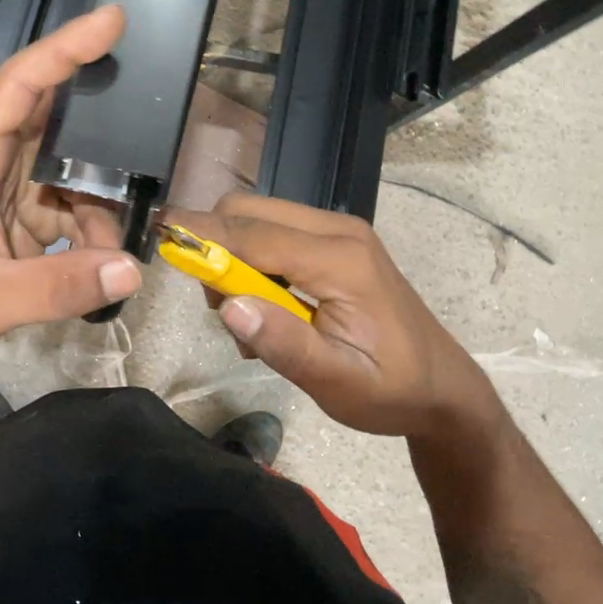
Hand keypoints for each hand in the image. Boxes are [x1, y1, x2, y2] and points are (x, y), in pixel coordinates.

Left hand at [0, 7, 144, 368]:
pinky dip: (92, 234)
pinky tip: (97, 266)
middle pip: (48, 120)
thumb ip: (58, 287)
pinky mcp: (25, 224)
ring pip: (70, 172)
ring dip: (97, 204)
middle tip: (143, 106)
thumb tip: (130, 267)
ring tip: (106, 248)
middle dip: (94, 116)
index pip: (14, 91)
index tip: (109, 23)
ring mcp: (10, 196)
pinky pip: (72, 210)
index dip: (59, 52)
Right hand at [161, 194, 498, 439]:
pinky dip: (251, 259)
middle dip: (214, 247)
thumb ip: (286, 344)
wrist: (446, 390)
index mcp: (340, 259)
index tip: (156, 236)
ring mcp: (336, 231)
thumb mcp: (339, 383)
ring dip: (232, 256)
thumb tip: (228, 307)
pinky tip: (269, 305)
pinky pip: (270, 232)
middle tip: (219, 306)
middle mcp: (336, 230)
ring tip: (251, 314)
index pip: (251, 233)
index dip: (200, 235)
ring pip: (254, 218)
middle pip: (246, 211)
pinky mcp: (333, 241)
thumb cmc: (393, 392)